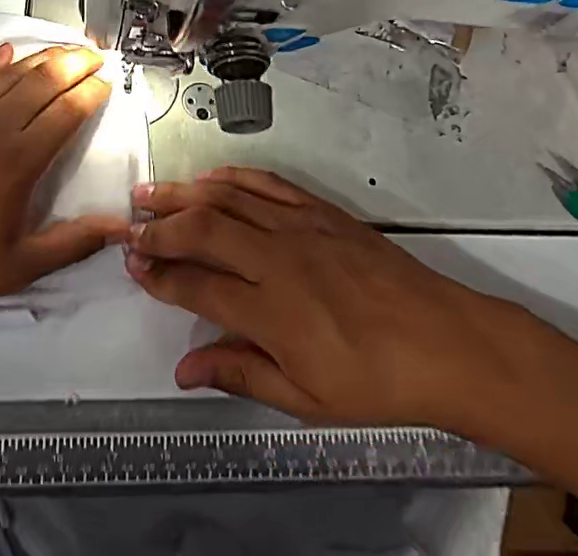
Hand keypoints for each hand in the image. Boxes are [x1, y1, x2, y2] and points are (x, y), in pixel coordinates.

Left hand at [0, 44, 124, 356]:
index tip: (108, 82)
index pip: (66, 112)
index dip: (92, 92)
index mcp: (17, 163)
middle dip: (74, 64)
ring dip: (42, 58)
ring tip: (66, 51)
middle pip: (43, 82)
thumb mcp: (17, 267)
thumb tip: (119, 229)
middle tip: (95, 55)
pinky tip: (7, 52)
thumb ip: (72, 244)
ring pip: (10, 75)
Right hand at [125, 167, 577, 437]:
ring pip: (227, 198)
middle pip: (201, 229)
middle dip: (158, 228)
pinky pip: (267, 185)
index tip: (133, 269)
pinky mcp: (321, 212)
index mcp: (270, 310)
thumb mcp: (306, 399)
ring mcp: (300, 227)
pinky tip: (211, 179)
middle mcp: (277, 259)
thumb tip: (186, 370)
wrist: (447, 342)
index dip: (158, 276)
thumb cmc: (376, 381)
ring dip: (184, 193)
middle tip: (130, 228)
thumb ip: (240, 374)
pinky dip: (232, 178)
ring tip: (151, 192)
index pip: (195, 284)